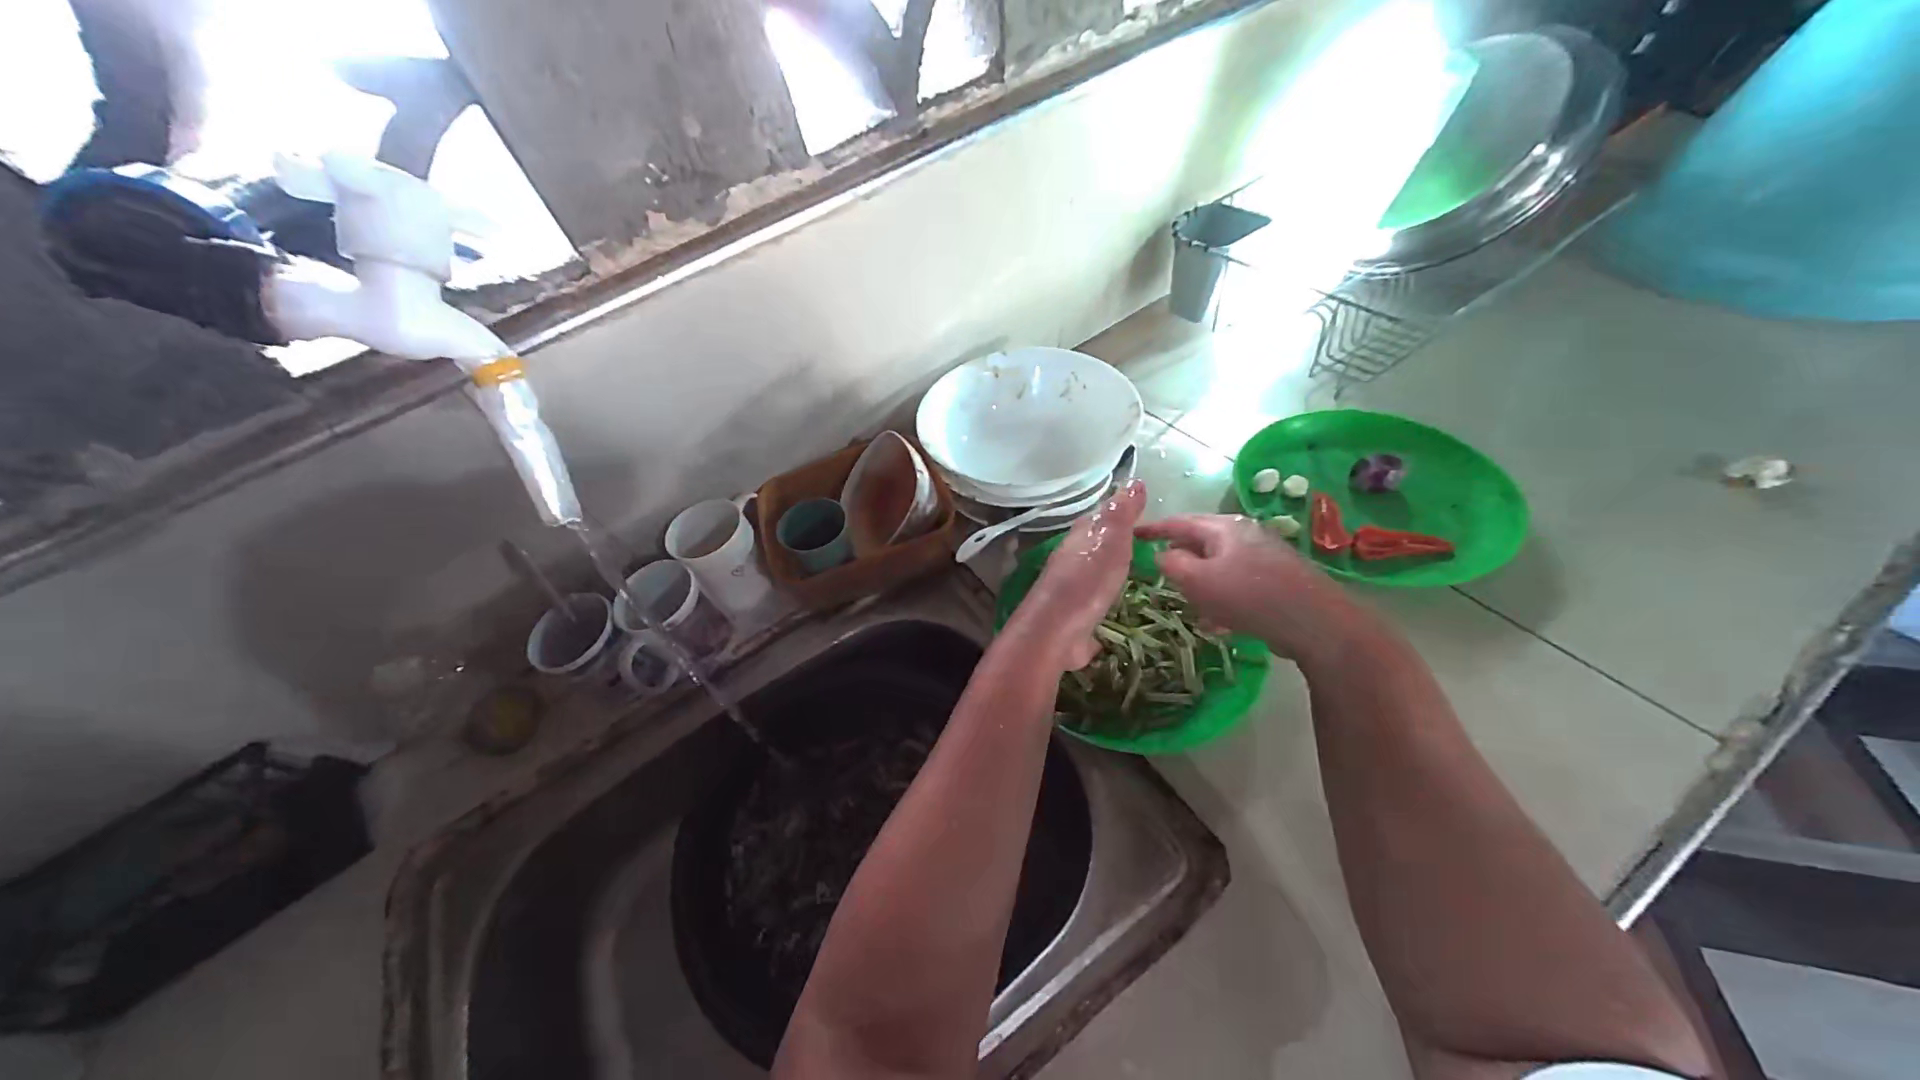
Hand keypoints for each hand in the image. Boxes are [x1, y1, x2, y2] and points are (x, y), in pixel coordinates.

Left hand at [1015, 479, 1146, 669]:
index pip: (1099, 518)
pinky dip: (1104, 603)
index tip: (1143, 514)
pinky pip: (1093, 606)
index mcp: (1080, 537)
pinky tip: (1116, 609)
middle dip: (1115, 545)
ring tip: (1136, 576)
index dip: (1119, 515)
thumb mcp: (1111, 539)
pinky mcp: (1074, 620)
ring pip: (1093, 575)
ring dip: (1110, 573)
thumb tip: (1135, 480)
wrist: (1057, 631)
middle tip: (1145, 546)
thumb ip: (1122, 513)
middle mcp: (1071, 560)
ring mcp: (1070, 592)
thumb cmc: (1086, 580)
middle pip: (1095, 547)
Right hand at [1135, 514, 1368, 664]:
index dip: (1151, 529)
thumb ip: (1172, 564)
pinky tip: (1220, 622)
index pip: (1177, 522)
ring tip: (1191, 606)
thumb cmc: (1249, 596)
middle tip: (1158, 575)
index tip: (1130, 535)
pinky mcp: (1276, 579)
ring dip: (1201, 584)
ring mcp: (1264, 555)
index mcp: (1223, 527)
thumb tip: (1162, 554)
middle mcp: (1244, 534)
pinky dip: (1221, 597)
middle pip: (1199, 542)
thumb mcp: (1197, 580)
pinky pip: (1237, 582)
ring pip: (1218, 565)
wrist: (1315, 623)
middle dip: (1178, 559)